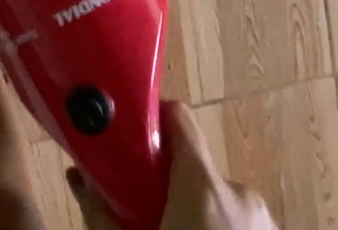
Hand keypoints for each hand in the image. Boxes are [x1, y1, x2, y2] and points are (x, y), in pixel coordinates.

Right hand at [68, 103, 274, 228]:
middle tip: (142, 210)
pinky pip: (238, 222)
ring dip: (194, 211)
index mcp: (202, 187)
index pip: (179, 117)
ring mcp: (262, 221)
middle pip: (195, 164)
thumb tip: (76, 174)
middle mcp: (238, 193)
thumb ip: (100, 212)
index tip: (131, 138)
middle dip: (167, 181)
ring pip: (216, 197)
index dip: (153, 120)